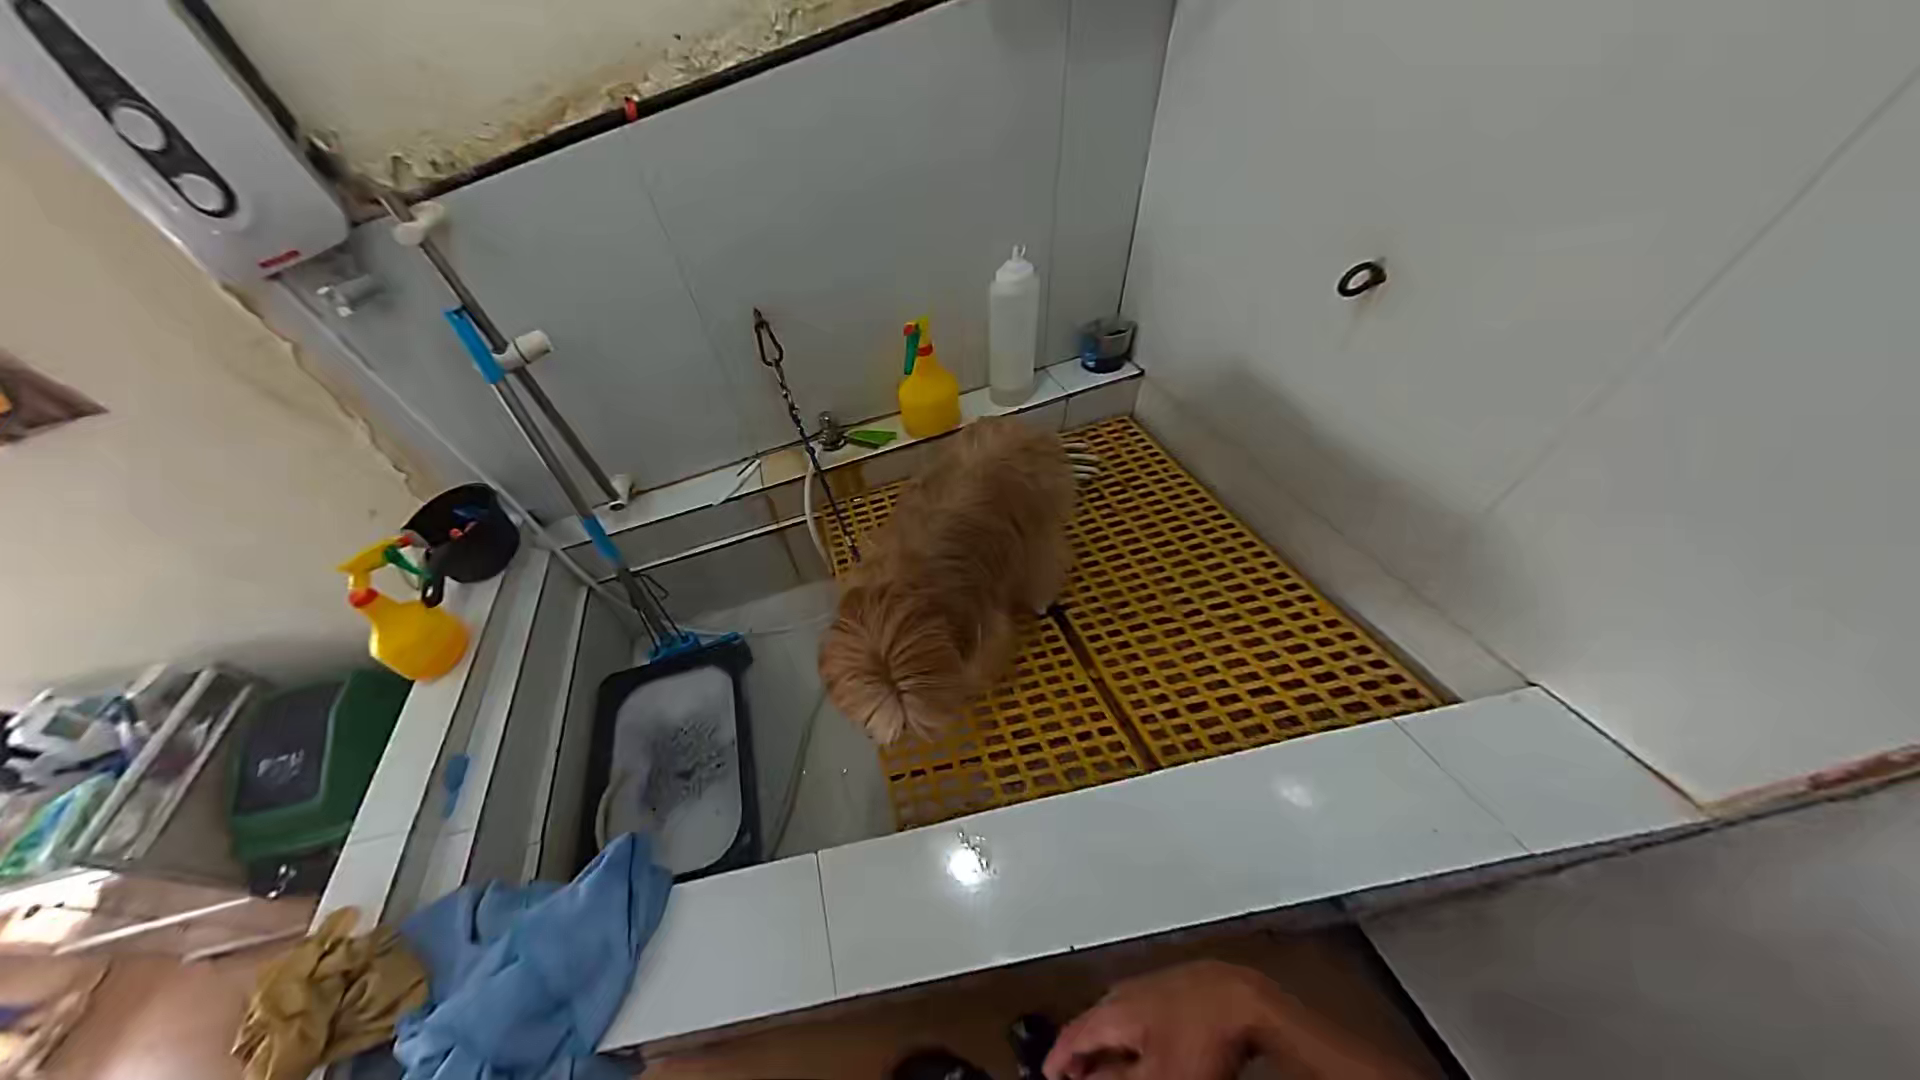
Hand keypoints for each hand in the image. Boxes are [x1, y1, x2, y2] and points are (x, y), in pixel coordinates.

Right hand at [1042, 961, 1281, 1079]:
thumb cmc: (1199, 1038)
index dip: (1060, 1057)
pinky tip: (1142, 1046)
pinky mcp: (1172, 987)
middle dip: (1082, 1050)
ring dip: (1106, 1041)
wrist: (1241, 1001)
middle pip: (1093, 1022)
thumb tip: (1089, 1079)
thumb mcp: (1157, 1077)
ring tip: (1107, 1064)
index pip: (1075, 1034)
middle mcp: (1125, 991)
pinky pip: (1137, 1011)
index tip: (1050, 1072)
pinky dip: (1128, 1032)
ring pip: (1115, 1015)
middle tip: (1076, 1073)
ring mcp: (1150, 986)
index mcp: (1114, 1011)